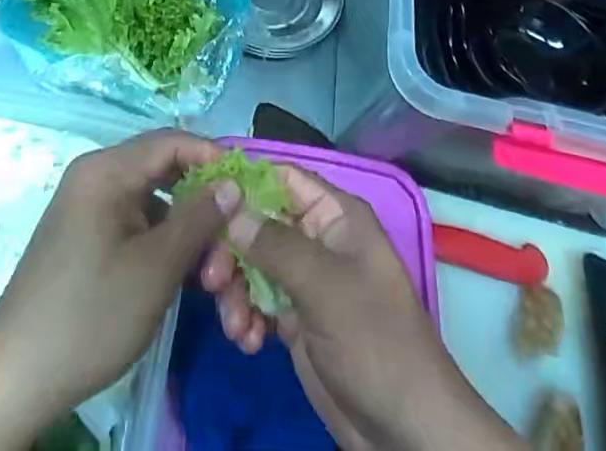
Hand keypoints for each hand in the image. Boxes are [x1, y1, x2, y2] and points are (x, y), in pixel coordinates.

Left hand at [0, 130, 234, 450]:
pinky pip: (141, 227)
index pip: (173, 141)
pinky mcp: (92, 238)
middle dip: (205, 205)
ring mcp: (92, 210)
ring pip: (159, 205)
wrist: (16, 379)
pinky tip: (188, 281)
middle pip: (168, 173)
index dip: (215, 158)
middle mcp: (97, 179)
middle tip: (233, 243)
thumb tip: (234, 182)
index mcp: (106, 170)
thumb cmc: (90, 314)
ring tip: (213, 278)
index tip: (251, 190)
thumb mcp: (157, 266)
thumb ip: (200, 217)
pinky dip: (168, 246)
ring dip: (190, 233)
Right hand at [203, 164, 525, 450]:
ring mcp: (306, 279)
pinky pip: (256, 301)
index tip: (204, 199)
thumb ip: (275, 244)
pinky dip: (246, 317)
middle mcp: (319, 239)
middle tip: (213, 280)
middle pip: (259, 222)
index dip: (244, 183)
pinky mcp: (295, 317)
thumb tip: (229, 205)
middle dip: (232, 249)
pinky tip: (250, 342)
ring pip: (252, 264)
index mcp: (337, 216)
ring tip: (237, 326)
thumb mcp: (325, 286)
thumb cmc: (373, 340)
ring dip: (235, 291)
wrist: (402, 427)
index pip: (284, 178)